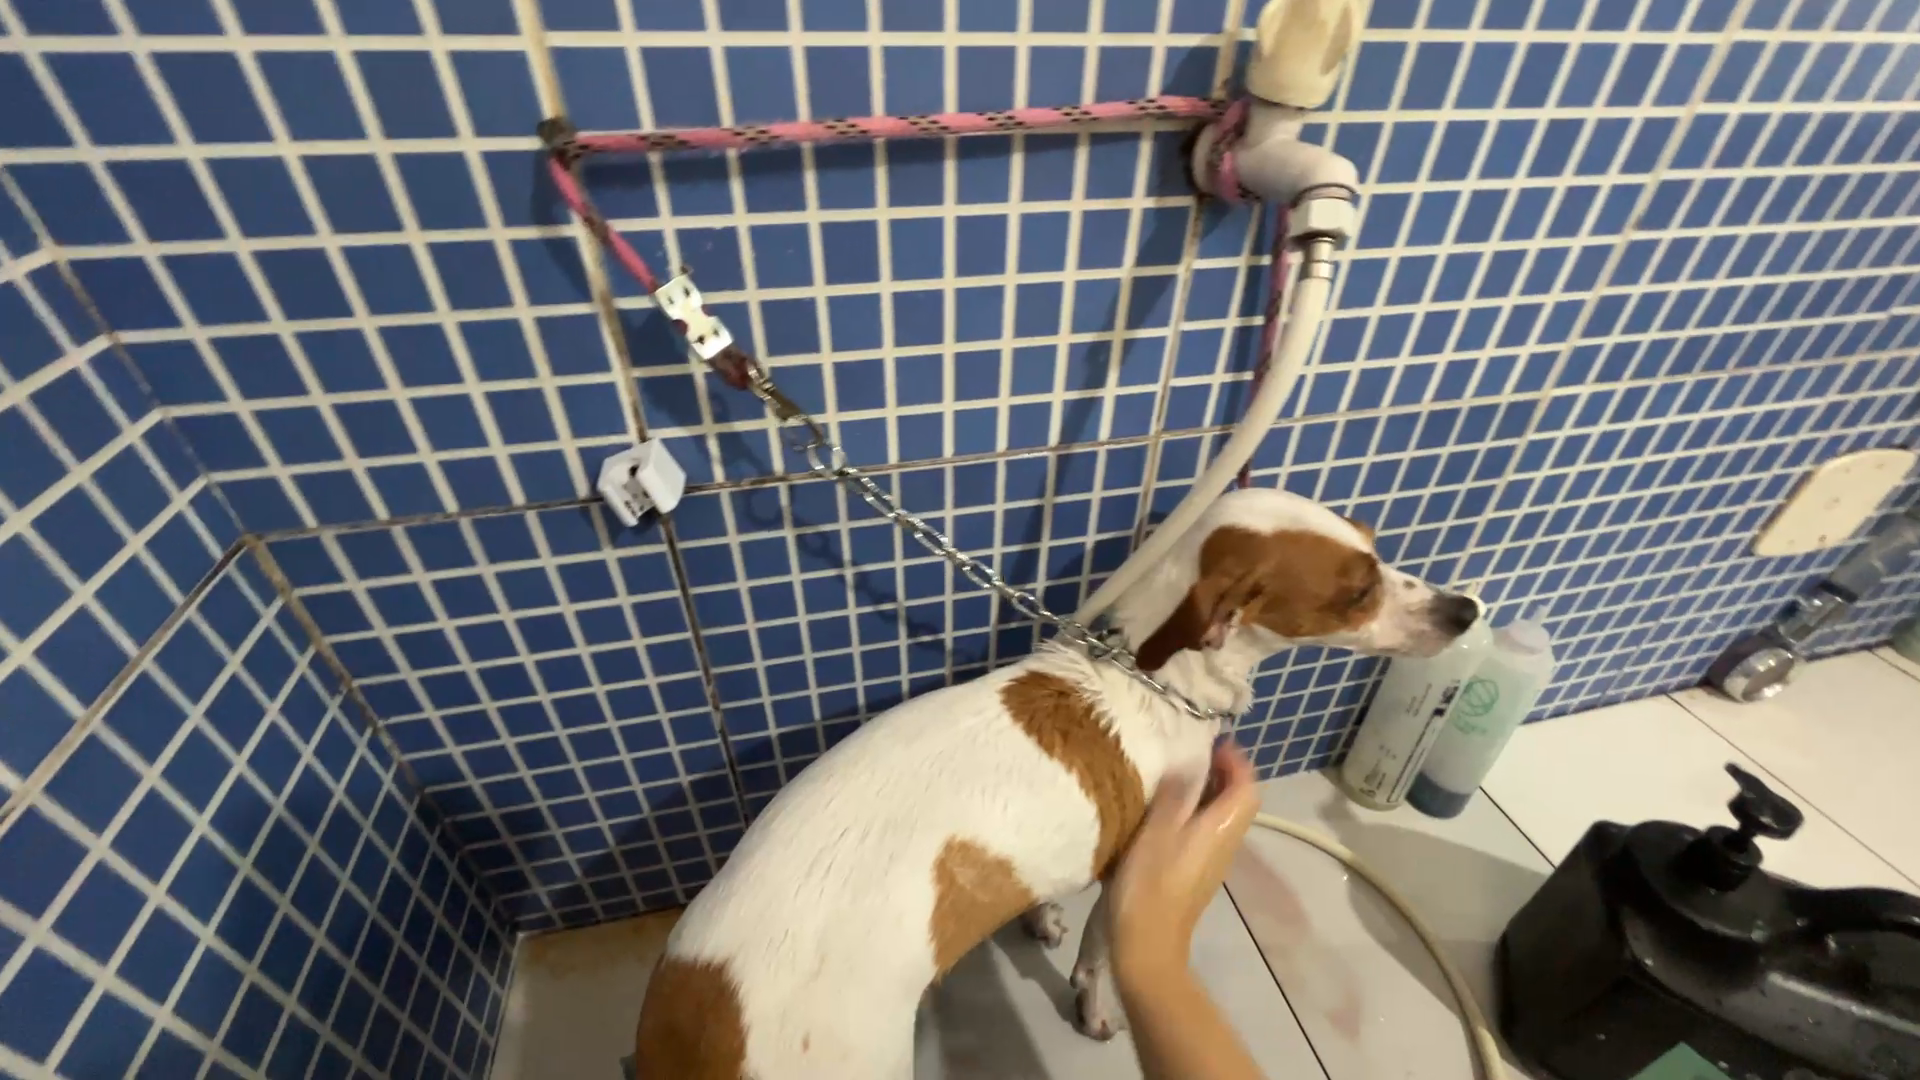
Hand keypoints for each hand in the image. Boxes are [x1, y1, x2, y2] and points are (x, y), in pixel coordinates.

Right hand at [1109, 742, 1260, 980]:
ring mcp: (1212, 859)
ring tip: (1176, 771)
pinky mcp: (1196, 870)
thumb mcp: (1157, 829)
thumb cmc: (1151, 881)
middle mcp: (1225, 842)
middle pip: (1238, 800)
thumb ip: (1174, 794)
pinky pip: (1206, 828)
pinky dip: (1195, 808)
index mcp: (1221, 828)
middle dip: (1223, 771)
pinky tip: (1164, 807)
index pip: (1247, 788)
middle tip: (1192, 751)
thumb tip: (1186, 765)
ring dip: (1208, 789)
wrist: (1148, 943)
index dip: (1236, 761)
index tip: (1213, 741)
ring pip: (1222, 814)